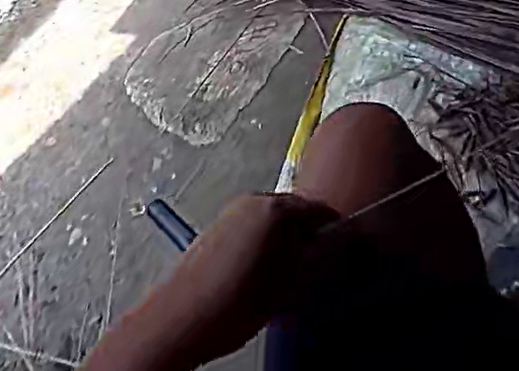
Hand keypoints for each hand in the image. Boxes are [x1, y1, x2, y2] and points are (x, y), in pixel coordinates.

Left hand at [85, 193, 335, 370]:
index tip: (340, 249)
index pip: (321, 210)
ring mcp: (236, 208)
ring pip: (274, 217)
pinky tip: (261, 269)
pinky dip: (264, 239)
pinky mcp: (220, 223)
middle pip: (296, 210)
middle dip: (308, 233)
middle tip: (314, 263)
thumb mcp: (287, 287)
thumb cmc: (235, 303)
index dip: (333, 231)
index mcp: (278, 209)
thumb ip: (313, 262)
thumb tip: (327, 250)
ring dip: (285, 236)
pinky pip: (254, 223)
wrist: (179, 319)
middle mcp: (258, 199)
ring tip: (287, 270)